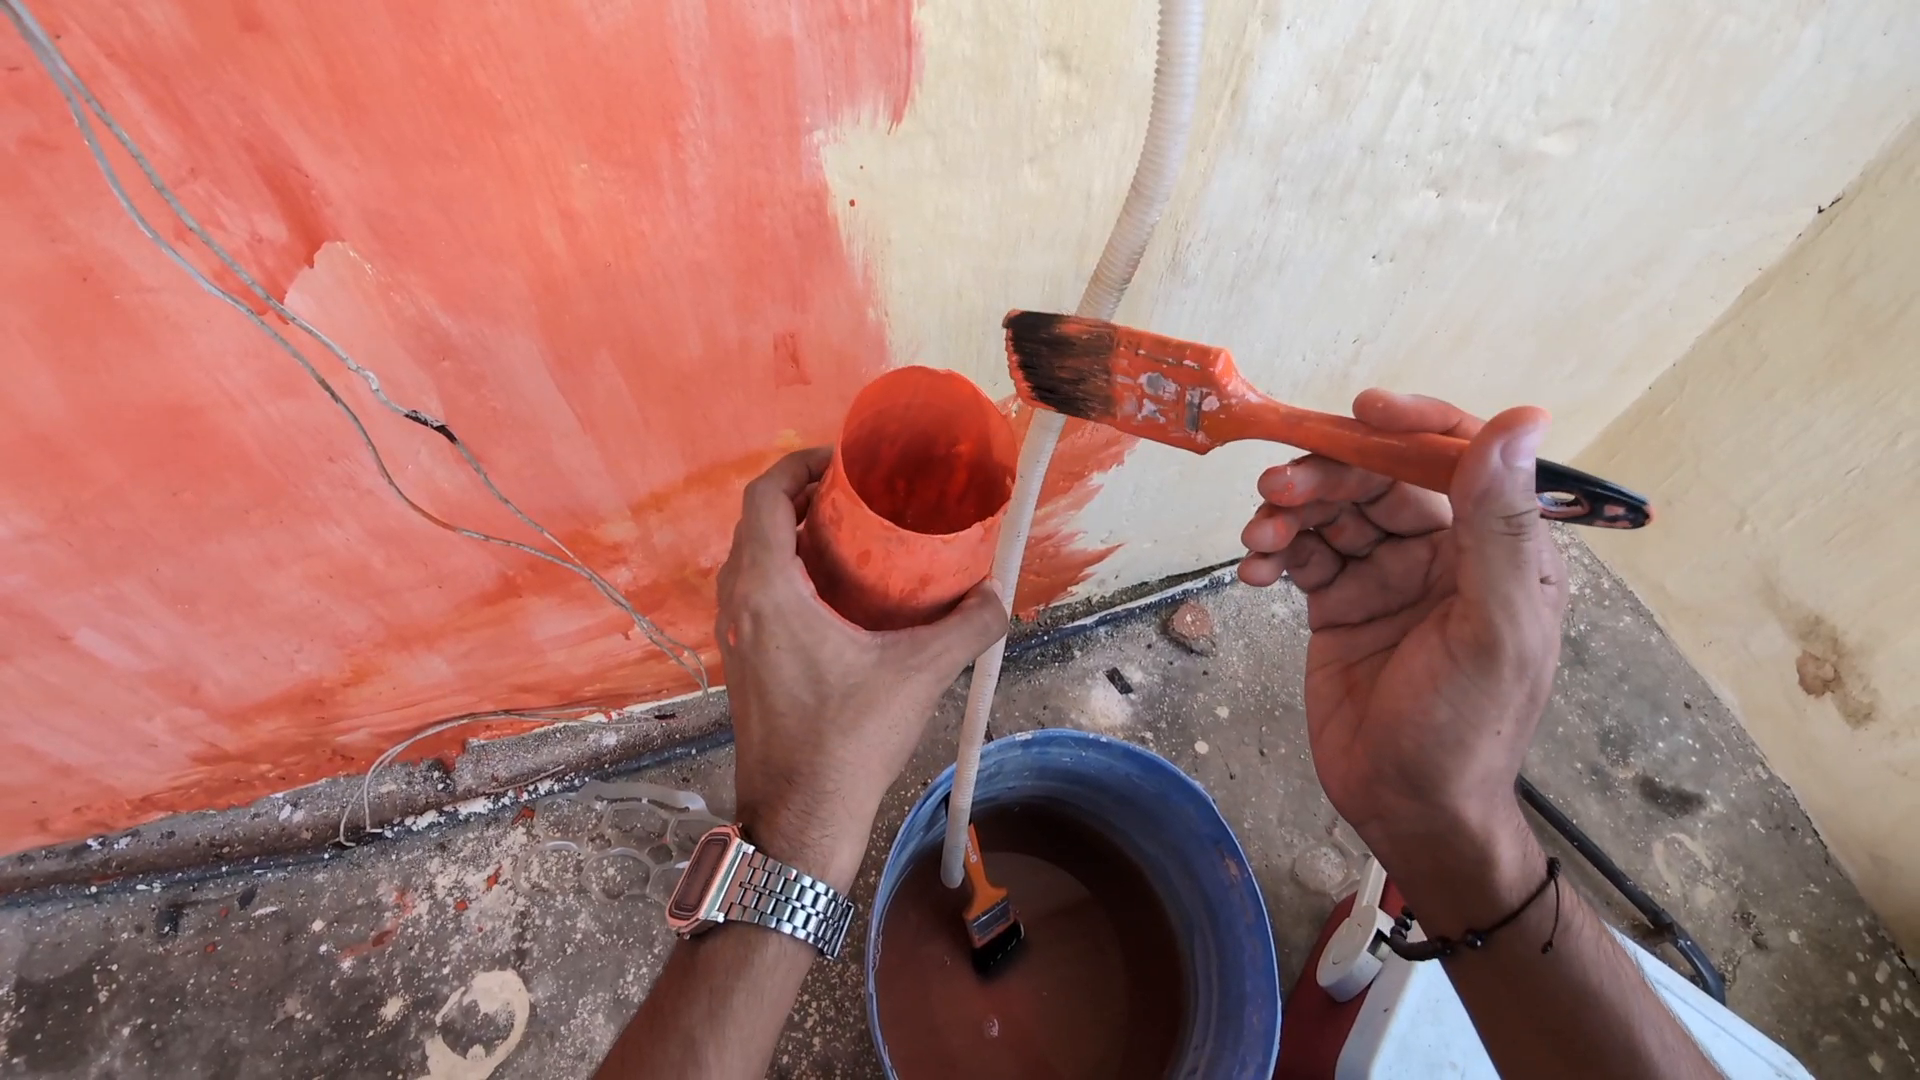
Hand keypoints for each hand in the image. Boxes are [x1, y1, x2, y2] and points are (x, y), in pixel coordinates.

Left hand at [715, 448, 1007, 889]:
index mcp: (768, 590)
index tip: (843, 461)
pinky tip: (833, 592)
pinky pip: (754, 591)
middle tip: (855, 494)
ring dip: (789, 533)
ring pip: (751, 558)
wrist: (799, 818)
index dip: (798, 464)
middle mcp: (739, 603)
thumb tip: (1000, 596)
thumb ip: (968, 627)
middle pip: (755, 521)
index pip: (763, 496)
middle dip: (800, 496)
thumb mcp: (920, 674)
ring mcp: (734, 635)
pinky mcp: (743, 661)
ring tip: (845, 533)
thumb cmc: (850, 738)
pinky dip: (784, 570)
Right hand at [1237, 391, 1566, 884]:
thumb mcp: (1490, 627)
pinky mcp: (1335, 602)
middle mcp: (1437, 551)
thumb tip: (1521, 418)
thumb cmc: (1461, 724)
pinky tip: (1253, 574)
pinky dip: (1273, 556)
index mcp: (1492, 548)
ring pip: (1328, 515)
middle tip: (1274, 489)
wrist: (1404, 805)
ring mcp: (1381, 576)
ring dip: (1287, 515)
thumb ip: (1499, 525)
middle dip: (1324, 478)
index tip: (1358, 412)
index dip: (1410, 425)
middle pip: (1374, 482)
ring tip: (1257, 540)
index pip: (1454, 459)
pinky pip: (1300, 556)